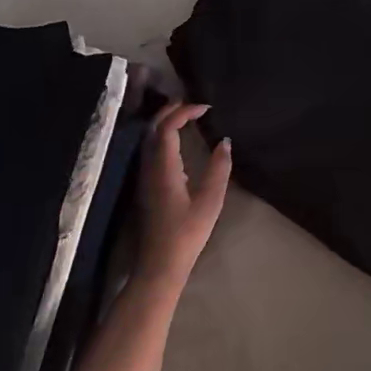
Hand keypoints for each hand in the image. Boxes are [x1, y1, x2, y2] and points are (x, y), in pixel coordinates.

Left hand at [137, 102, 232, 285]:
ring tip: (187, 116)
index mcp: (164, 168)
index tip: (205, 108)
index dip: (184, 112)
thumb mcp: (210, 200)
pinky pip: (151, 149)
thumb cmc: (187, 233)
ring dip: (166, 122)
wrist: (159, 264)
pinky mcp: (147, 186)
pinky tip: (179, 142)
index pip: (167, 128)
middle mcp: (149, 167)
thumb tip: (225, 141)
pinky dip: (164, 136)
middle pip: (154, 128)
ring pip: (150, 139)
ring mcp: (145, 177)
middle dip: (172, 111)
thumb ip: (219, 168)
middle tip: (194, 105)